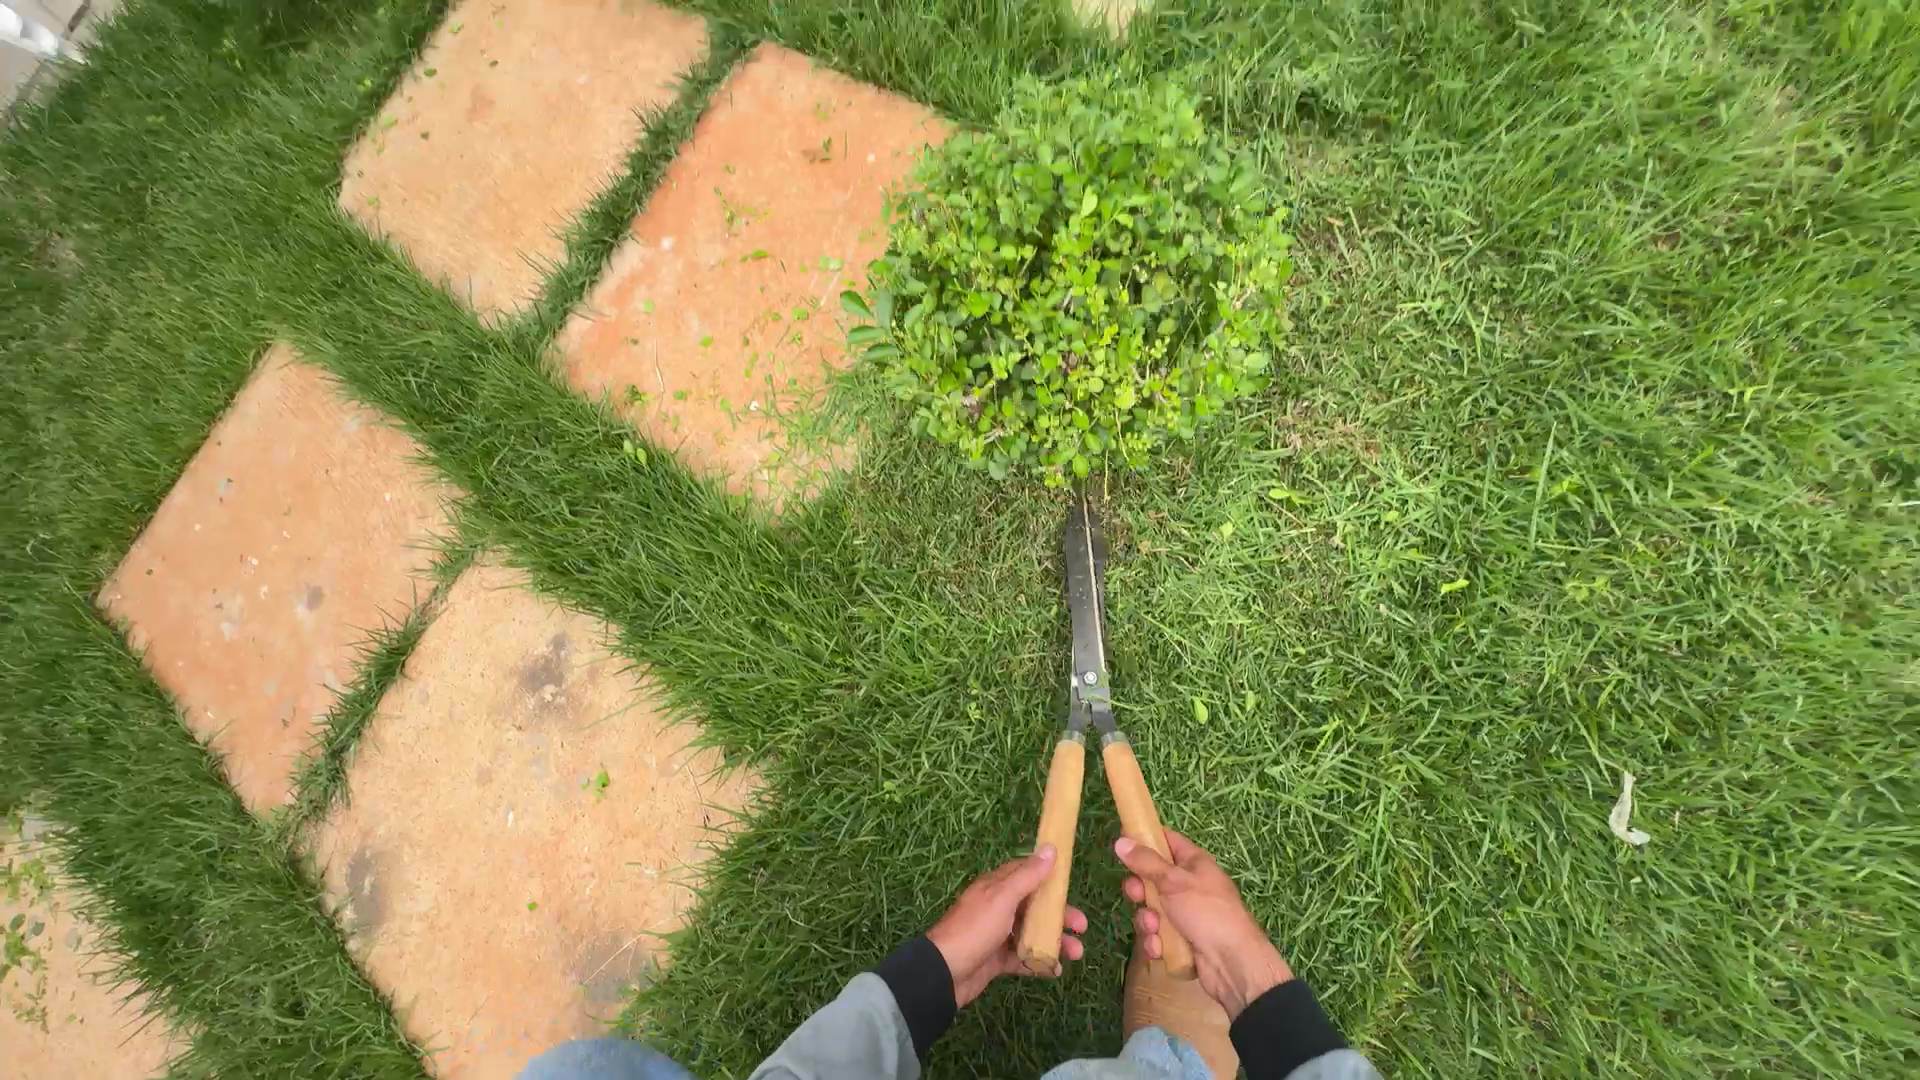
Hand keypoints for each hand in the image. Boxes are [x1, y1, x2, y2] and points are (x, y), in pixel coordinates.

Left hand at [926, 845, 1086, 1007]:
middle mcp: (998, 907)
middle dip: (1059, 915)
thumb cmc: (975, 928)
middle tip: (1082, 927)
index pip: (1026, 873)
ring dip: (1054, 940)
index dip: (1048, 877)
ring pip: (1032, 933)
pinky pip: (1023, 957)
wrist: (945, 972)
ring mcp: (998, 934)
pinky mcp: (997, 959)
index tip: (1070, 884)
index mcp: (997, 886)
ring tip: (1076, 953)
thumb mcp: (1003, 897)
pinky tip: (1055, 970)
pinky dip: (1040, 962)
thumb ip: (1028, 875)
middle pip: (1034, 906)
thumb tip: (1050, 848)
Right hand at [1115, 829, 1293, 1019]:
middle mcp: (1189, 886)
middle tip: (1136, 894)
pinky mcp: (1181, 940)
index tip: (1123, 843)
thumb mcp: (1173, 881)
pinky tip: (1159, 947)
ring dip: (1147, 919)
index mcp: (1194, 863)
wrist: (1232, 964)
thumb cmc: (1206, 911)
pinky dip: (1156, 941)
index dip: (1145, 839)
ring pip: (1152, 909)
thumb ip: (1145, 862)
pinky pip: (1158, 935)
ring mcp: (1186, 915)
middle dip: (1140, 889)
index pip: (1166, 840)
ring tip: (1154, 927)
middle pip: (1153, 878)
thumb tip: (1120, 841)